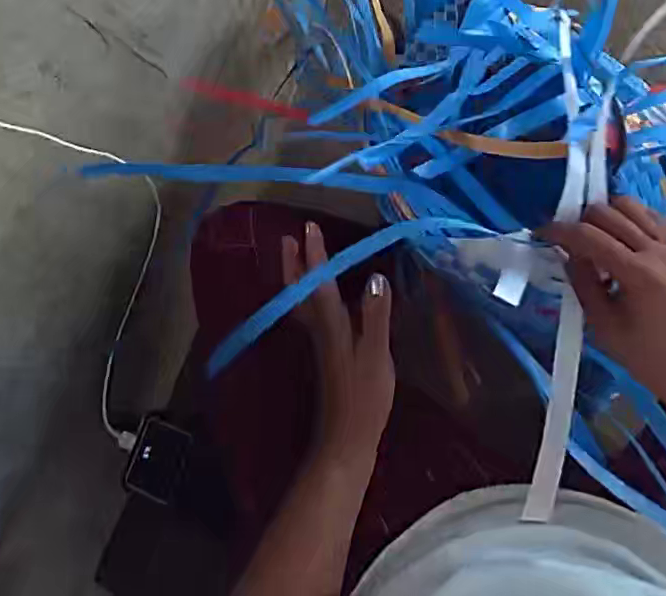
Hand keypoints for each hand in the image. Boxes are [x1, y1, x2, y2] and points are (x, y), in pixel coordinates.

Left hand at [283, 222, 394, 458]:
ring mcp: (318, 340)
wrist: (345, 439)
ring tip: (296, 256)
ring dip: (296, 275)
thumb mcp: (376, 355)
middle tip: (289, 238)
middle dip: (294, 262)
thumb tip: (377, 278)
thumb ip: (376, 316)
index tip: (309, 227)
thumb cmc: (365, 397)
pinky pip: (308, 311)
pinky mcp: (322, 351)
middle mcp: (318, 326)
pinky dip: (306, 293)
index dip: (315, 254)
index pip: (319, 280)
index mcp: (331, 323)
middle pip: (299, 288)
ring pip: (300, 299)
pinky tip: (315, 296)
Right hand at [543, 199, 665, 409]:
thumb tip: (565, 252)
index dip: (560, 231)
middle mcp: (656, 252)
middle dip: (578, 221)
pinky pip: (647, 215)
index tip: (541, 234)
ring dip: (603, 214)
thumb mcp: (602, 324)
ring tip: (591, 236)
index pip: (588, 235)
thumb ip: (582, 282)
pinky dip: (627, 216)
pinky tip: (616, 235)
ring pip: (628, 204)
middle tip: (566, 241)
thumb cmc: (646, 357)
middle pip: (606, 212)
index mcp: (638, 274)